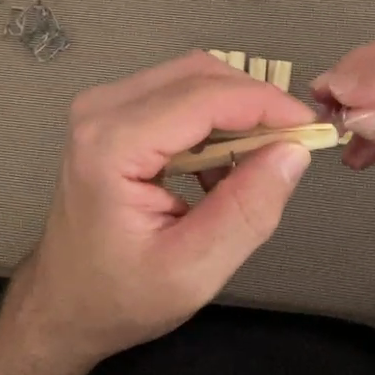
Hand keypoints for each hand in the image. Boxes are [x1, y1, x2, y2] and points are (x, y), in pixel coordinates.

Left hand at [0, 53, 314, 374]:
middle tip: (293, 143)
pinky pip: (174, 92)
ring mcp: (102, 104)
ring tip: (255, 164)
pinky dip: (210, 118)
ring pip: (188, 77)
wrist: (62, 300)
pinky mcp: (110, 110)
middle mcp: (102, 107)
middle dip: (253, 101)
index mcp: (112, 144)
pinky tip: (218, 167)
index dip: (263, 104)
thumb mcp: (192, 271)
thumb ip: (246, 210)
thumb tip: (293, 151)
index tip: (312, 128)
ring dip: (232, 110)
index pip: (202, 98)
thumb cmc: (120, 295)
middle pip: (196, 74)